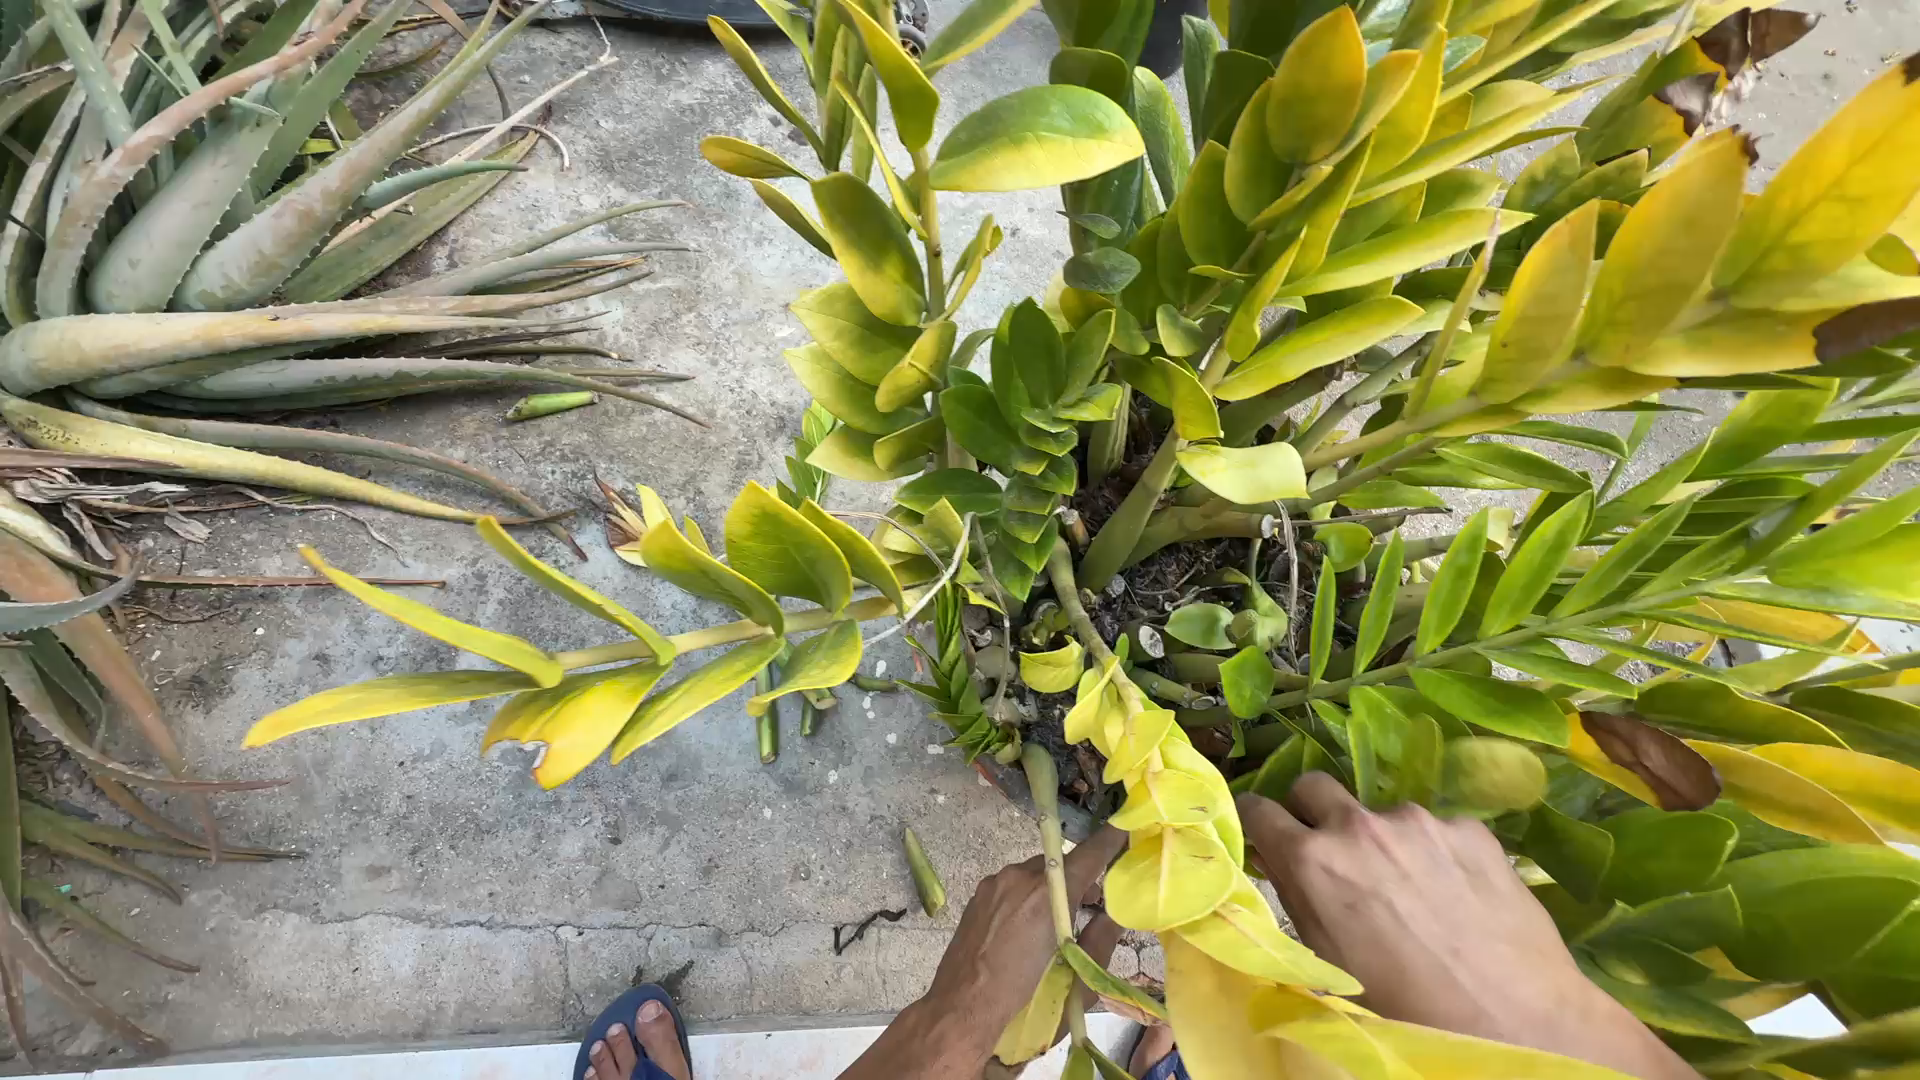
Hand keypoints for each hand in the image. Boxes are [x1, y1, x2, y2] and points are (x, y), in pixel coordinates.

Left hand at [837, 825, 1128, 1079]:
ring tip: (1053, 927)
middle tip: (1091, 905)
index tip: (1123, 828)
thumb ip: (1101, 941)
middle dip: (1077, 880)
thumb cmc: (1025, 1005)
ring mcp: (995, 882)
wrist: (961, 1012)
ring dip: (1049, 891)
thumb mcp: (1078, 983)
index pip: (1087, 856)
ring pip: (1034, 875)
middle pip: (1059, 866)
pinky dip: (1025, 899)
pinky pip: (1012, 886)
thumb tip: (1113, 914)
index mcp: (1047, 896)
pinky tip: (1024, 931)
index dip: (1108, 841)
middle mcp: (1019, 877)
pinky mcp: (978, 893)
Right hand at [1237, 778, 1697, 1079]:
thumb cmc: (1405, 1010)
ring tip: (1414, 887)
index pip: (1256, 807)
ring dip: (1382, 836)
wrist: (1524, 1028)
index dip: (1257, 822)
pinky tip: (1458, 892)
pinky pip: (1437, 827)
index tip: (1267, 838)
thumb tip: (1277, 859)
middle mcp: (1356, 824)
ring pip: (1378, 810)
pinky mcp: (1470, 828)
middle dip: (1312, 811)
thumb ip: (1296, 896)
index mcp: (1311, 858)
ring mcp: (1417, 820)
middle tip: (1334, 852)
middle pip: (1311, 784)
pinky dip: (1436, 850)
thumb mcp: (1326, 959)